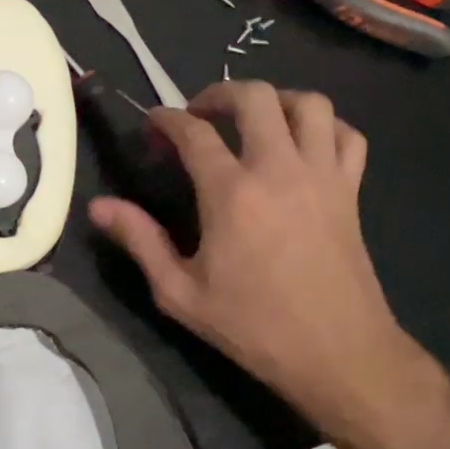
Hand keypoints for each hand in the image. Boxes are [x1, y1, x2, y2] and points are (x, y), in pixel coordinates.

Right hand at [89, 81, 449, 444]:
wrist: (339, 354)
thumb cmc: (253, 325)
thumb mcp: (180, 292)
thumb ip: (139, 241)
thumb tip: (98, 206)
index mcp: (231, 192)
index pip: (193, 131)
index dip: (165, 119)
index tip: (151, 127)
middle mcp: (279, 169)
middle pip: (254, 97)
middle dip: (218, 94)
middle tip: (199, 116)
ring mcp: (322, 175)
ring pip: (308, 104)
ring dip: (275, 100)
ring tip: (253, 121)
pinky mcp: (351, 190)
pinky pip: (347, 135)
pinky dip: (325, 126)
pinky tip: (303, 144)